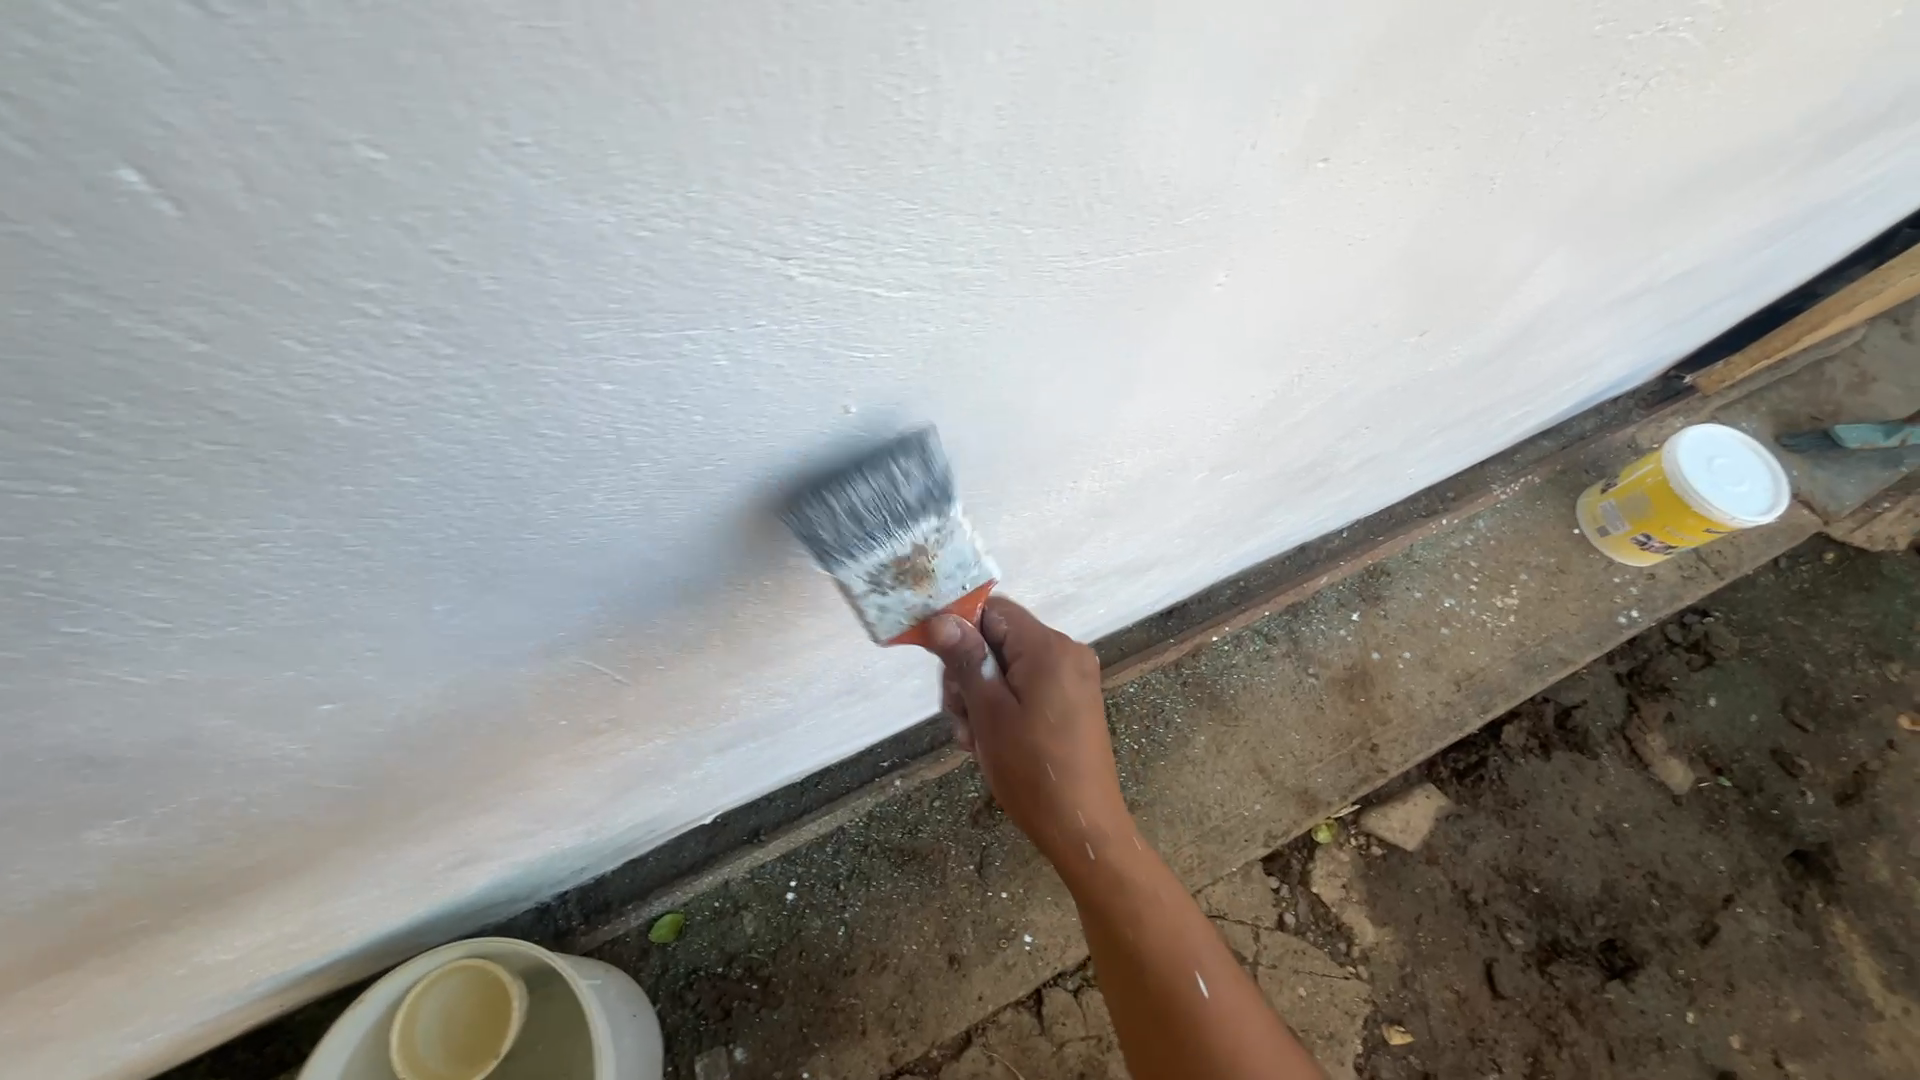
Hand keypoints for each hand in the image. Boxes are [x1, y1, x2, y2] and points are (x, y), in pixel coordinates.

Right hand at [924, 597, 1131, 865]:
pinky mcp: (1072, 702)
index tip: (940, 665)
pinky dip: (1003, 707)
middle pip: (998, 640)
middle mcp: (1066, 652)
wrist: (1082, 827)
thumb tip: (942, 618)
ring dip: (981, 698)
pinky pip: (1026, 687)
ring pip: (1007, 668)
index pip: (993, 610)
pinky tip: (990, 742)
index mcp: (1048, 647)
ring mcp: (1072, 678)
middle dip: (968, 674)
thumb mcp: (988, 712)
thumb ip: (965, 659)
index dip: (961, 631)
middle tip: (960, 718)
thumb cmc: (1031, 770)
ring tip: (974, 740)